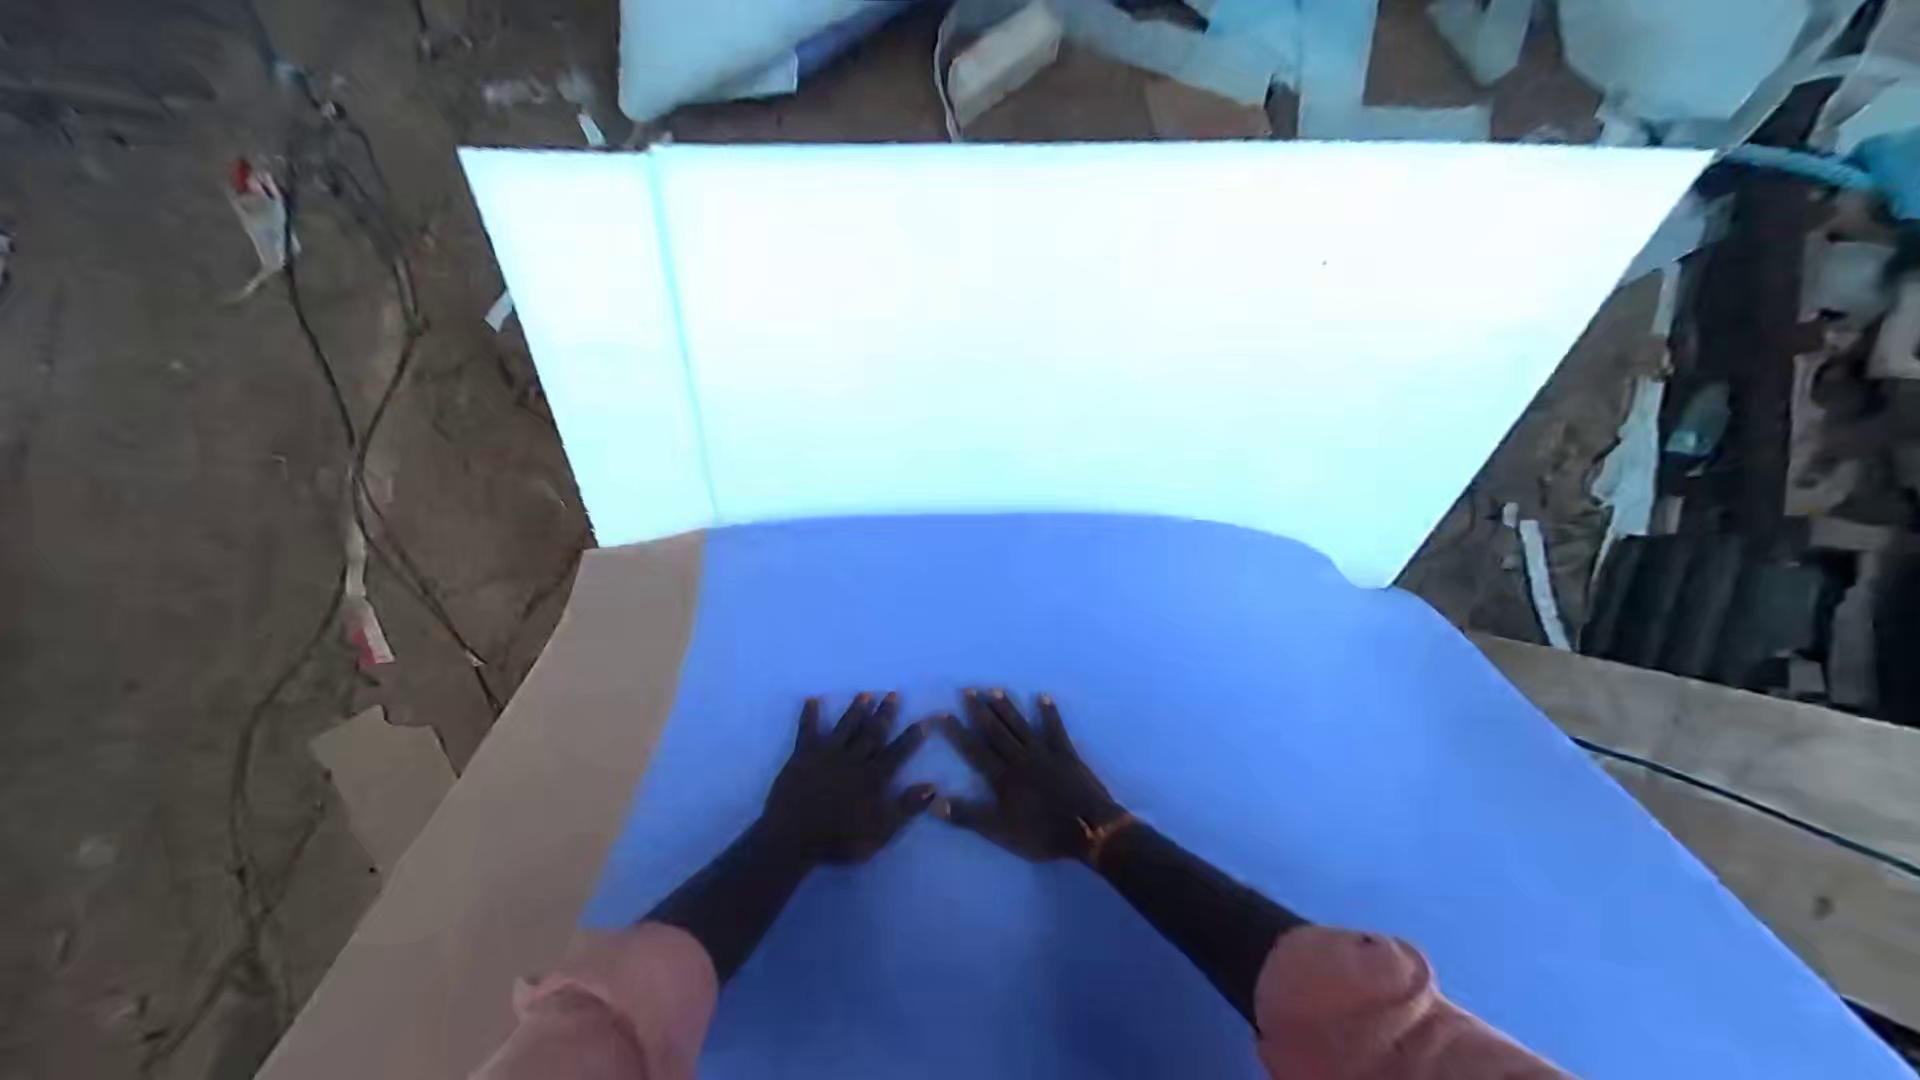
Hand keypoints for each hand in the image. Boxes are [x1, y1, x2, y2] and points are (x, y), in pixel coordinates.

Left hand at [761, 693, 933, 864]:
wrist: (794, 838)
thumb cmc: (840, 839)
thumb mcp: (882, 830)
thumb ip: (907, 807)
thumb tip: (933, 786)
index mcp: (873, 777)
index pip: (897, 753)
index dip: (911, 737)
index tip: (924, 720)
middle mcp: (853, 759)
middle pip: (872, 733)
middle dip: (884, 713)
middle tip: (892, 694)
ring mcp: (827, 754)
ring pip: (845, 727)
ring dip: (855, 710)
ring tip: (864, 694)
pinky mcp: (802, 755)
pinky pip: (806, 730)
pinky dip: (809, 715)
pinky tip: (812, 700)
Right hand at [933, 689, 1125, 861]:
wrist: (1090, 829)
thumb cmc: (1043, 832)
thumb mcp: (1001, 830)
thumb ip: (968, 816)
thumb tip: (934, 802)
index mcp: (1003, 776)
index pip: (975, 749)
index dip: (958, 732)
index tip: (944, 714)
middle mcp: (1021, 757)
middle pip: (996, 730)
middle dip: (980, 710)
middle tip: (967, 690)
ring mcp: (1044, 753)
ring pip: (1020, 725)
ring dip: (1007, 707)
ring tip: (994, 689)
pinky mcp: (1066, 754)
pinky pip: (1055, 728)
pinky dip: (1049, 713)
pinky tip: (1043, 697)